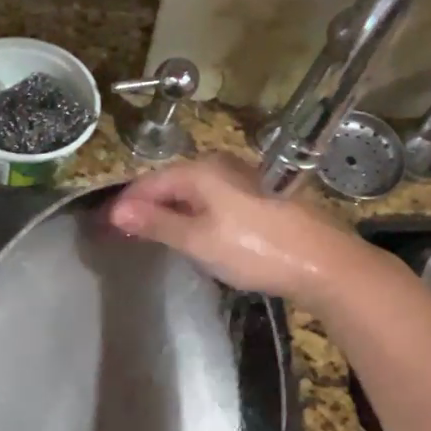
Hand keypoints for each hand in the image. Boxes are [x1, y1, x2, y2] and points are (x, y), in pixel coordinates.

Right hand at [107, 156, 378, 309]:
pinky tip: (192, 237)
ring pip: (194, 194)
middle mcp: (221, 167)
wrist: (324, 264)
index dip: (126, 204)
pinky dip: (194, 217)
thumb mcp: (198, 241)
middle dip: (146, 206)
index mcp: (201, 170)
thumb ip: (156, 224)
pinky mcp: (260, 200)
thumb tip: (117, 212)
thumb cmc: (256, 250)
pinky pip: (213, 202)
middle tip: (125, 234)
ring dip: (170, 213)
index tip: (106, 227)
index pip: (149, 182)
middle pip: (172, 184)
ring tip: (152, 238)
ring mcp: (244, 181)